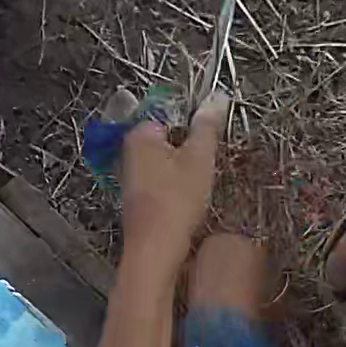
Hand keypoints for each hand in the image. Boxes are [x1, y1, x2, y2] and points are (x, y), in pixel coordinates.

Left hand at [119, 91, 224, 255]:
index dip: (194, 124)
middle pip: (168, 138)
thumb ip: (207, 127)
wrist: (155, 249)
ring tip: (198, 186)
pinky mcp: (137, 200)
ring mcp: (131, 177)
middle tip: (207, 164)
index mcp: (140, 134)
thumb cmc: (177, 200)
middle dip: (190, 148)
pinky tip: (187, 201)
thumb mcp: (199, 158)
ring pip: (166, 163)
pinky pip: (161, 183)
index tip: (211, 141)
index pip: (170, 112)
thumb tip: (216, 97)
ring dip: (184, 170)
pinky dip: (175, 187)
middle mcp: (129, 152)